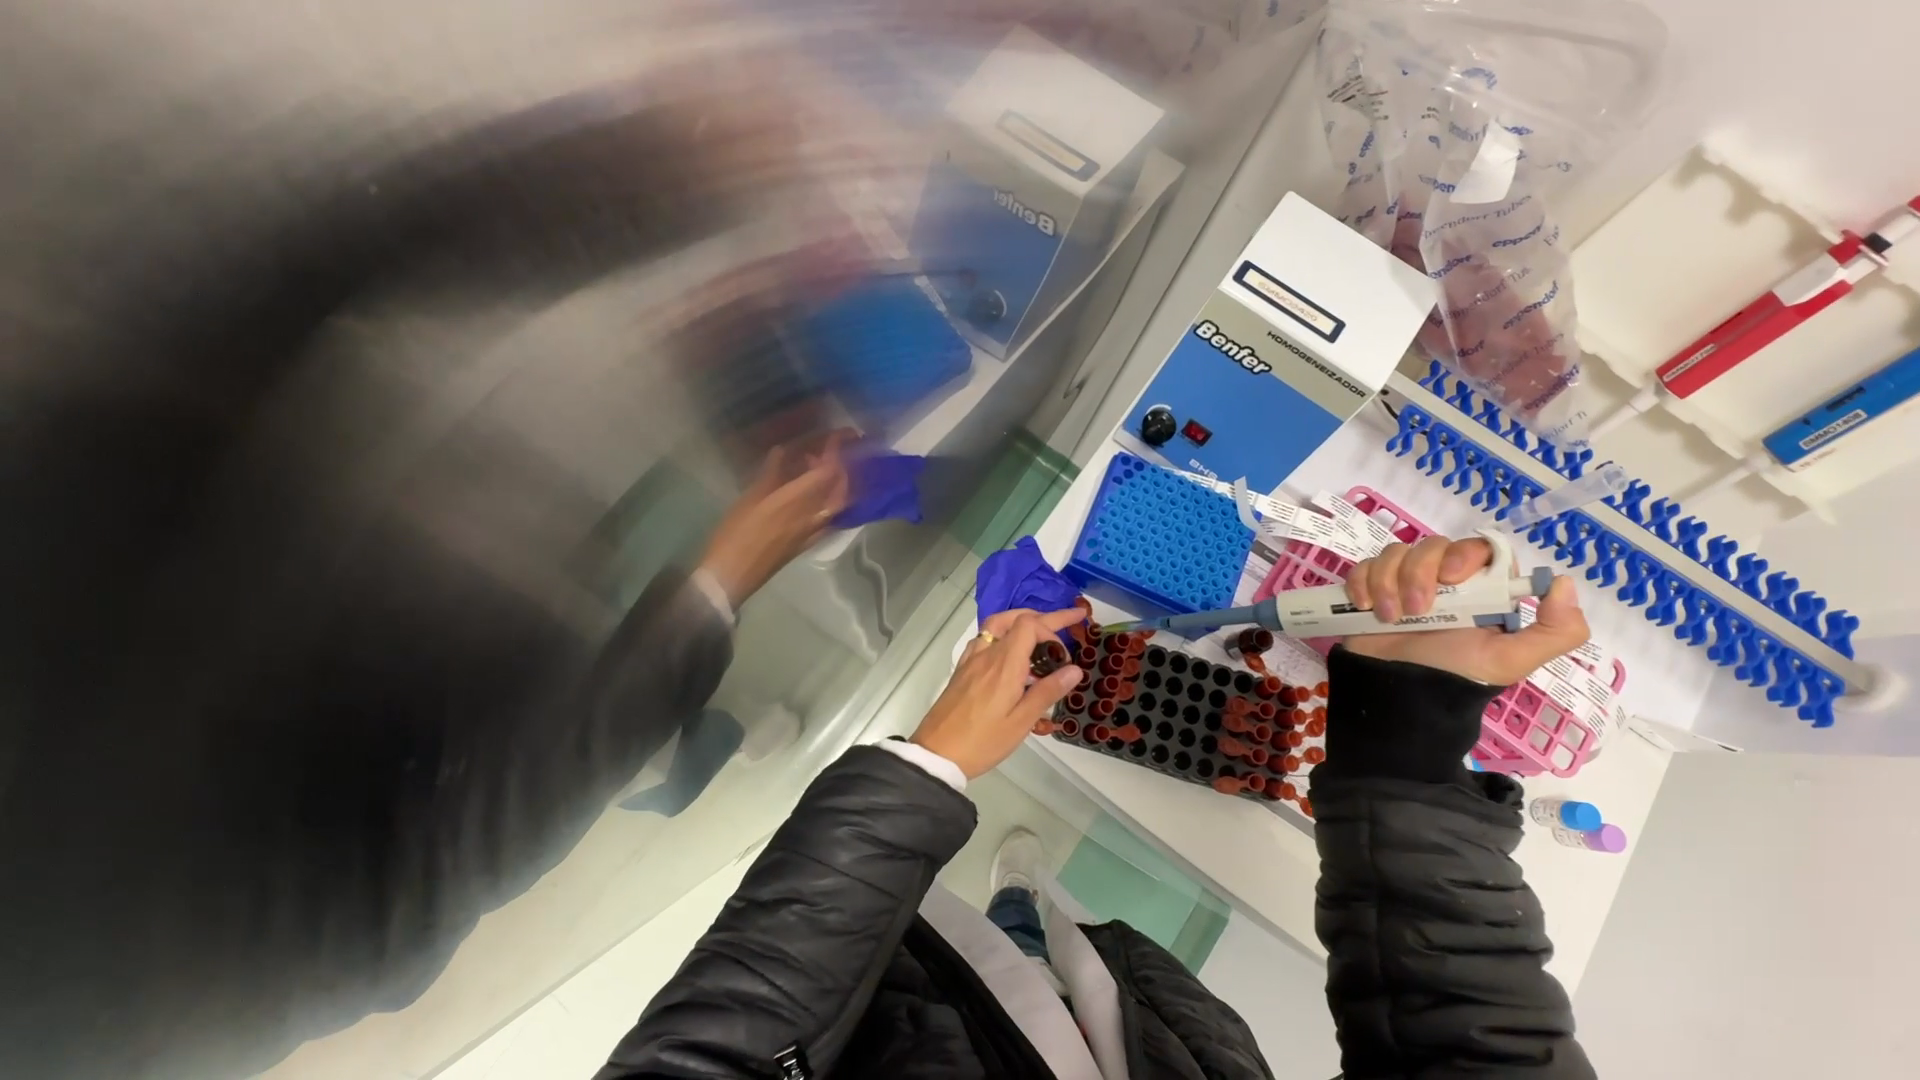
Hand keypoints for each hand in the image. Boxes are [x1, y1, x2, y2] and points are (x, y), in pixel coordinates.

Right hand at [697, 431, 853, 607]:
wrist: (733, 574)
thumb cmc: (737, 532)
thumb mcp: (751, 496)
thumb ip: (772, 472)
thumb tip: (784, 452)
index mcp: (800, 499)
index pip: (830, 470)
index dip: (838, 450)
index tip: (843, 433)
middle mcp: (815, 514)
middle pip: (844, 486)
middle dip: (849, 465)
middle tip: (847, 448)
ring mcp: (815, 530)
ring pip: (841, 502)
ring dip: (844, 482)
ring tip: (835, 467)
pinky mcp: (810, 541)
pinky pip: (833, 516)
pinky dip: (836, 500)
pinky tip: (825, 494)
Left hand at [910, 608, 1086, 779]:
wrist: (937, 754)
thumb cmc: (983, 741)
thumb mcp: (1021, 722)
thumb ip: (1047, 692)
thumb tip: (1074, 669)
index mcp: (1004, 664)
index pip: (1029, 625)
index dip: (1052, 630)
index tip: (1064, 657)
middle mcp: (987, 654)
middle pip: (1016, 619)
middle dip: (1046, 617)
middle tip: (1072, 618)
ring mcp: (971, 660)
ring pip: (996, 625)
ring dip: (1021, 620)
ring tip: (1041, 629)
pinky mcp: (963, 670)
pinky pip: (983, 639)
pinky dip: (1002, 634)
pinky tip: (1010, 651)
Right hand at [1341, 535, 1589, 685]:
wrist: (1399, 696)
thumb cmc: (1455, 675)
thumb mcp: (1512, 660)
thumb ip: (1556, 631)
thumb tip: (1563, 582)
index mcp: (1481, 590)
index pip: (1478, 548)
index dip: (1463, 554)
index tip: (1453, 579)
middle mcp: (1443, 580)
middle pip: (1432, 545)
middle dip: (1419, 573)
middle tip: (1418, 609)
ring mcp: (1403, 582)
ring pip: (1395, 553)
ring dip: (1388, 582)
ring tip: (1389, 618)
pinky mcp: (1370, 588)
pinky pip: (1363, 566)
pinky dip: (1362, 584)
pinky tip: (1365, 608)